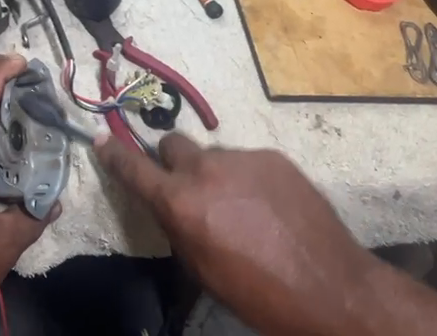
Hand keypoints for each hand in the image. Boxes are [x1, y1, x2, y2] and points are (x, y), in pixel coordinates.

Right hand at [95, 134, 436, 335]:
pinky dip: (249, 180)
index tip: (101, 140)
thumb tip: (167, 204)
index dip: (115, 155)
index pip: (133, 167)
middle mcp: (205, 170)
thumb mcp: (203, 271)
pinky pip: (247, 161)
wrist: (335, 291)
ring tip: (244, 210)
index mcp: (181, 202)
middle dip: (174, 163)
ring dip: (217, 175)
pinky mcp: (273, 157)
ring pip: (213, 156)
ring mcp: (241, 158)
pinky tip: (270, 209)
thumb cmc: (260, 296)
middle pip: (173, 145)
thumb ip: (178, 227)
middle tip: (192, 191)